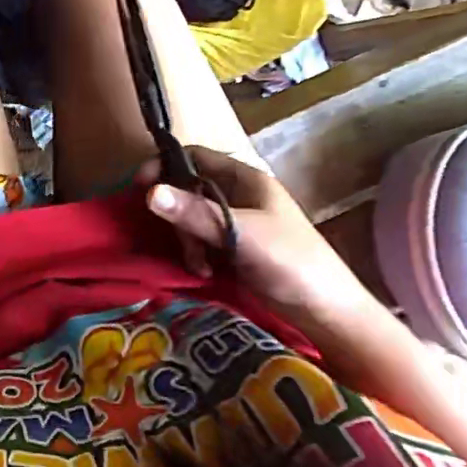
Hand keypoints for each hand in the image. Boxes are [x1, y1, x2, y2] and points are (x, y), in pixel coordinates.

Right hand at [139, 146, 383, 330]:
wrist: (324, 310)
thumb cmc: (291, 261)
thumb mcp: (241, 234)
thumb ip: (196, 213)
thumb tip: (149, 191)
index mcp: (245, 178)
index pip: (194, 156)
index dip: (165, 166)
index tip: (141, 187)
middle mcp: (238, 195)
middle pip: (187, 190)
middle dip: (179, 217)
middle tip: (186, 244)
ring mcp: (235, 222)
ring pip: (190, 218)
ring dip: (187, 241)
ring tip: (200, 265)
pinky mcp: (232, 248)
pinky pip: (199, 241)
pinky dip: (196, 255)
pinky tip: (205, 272)